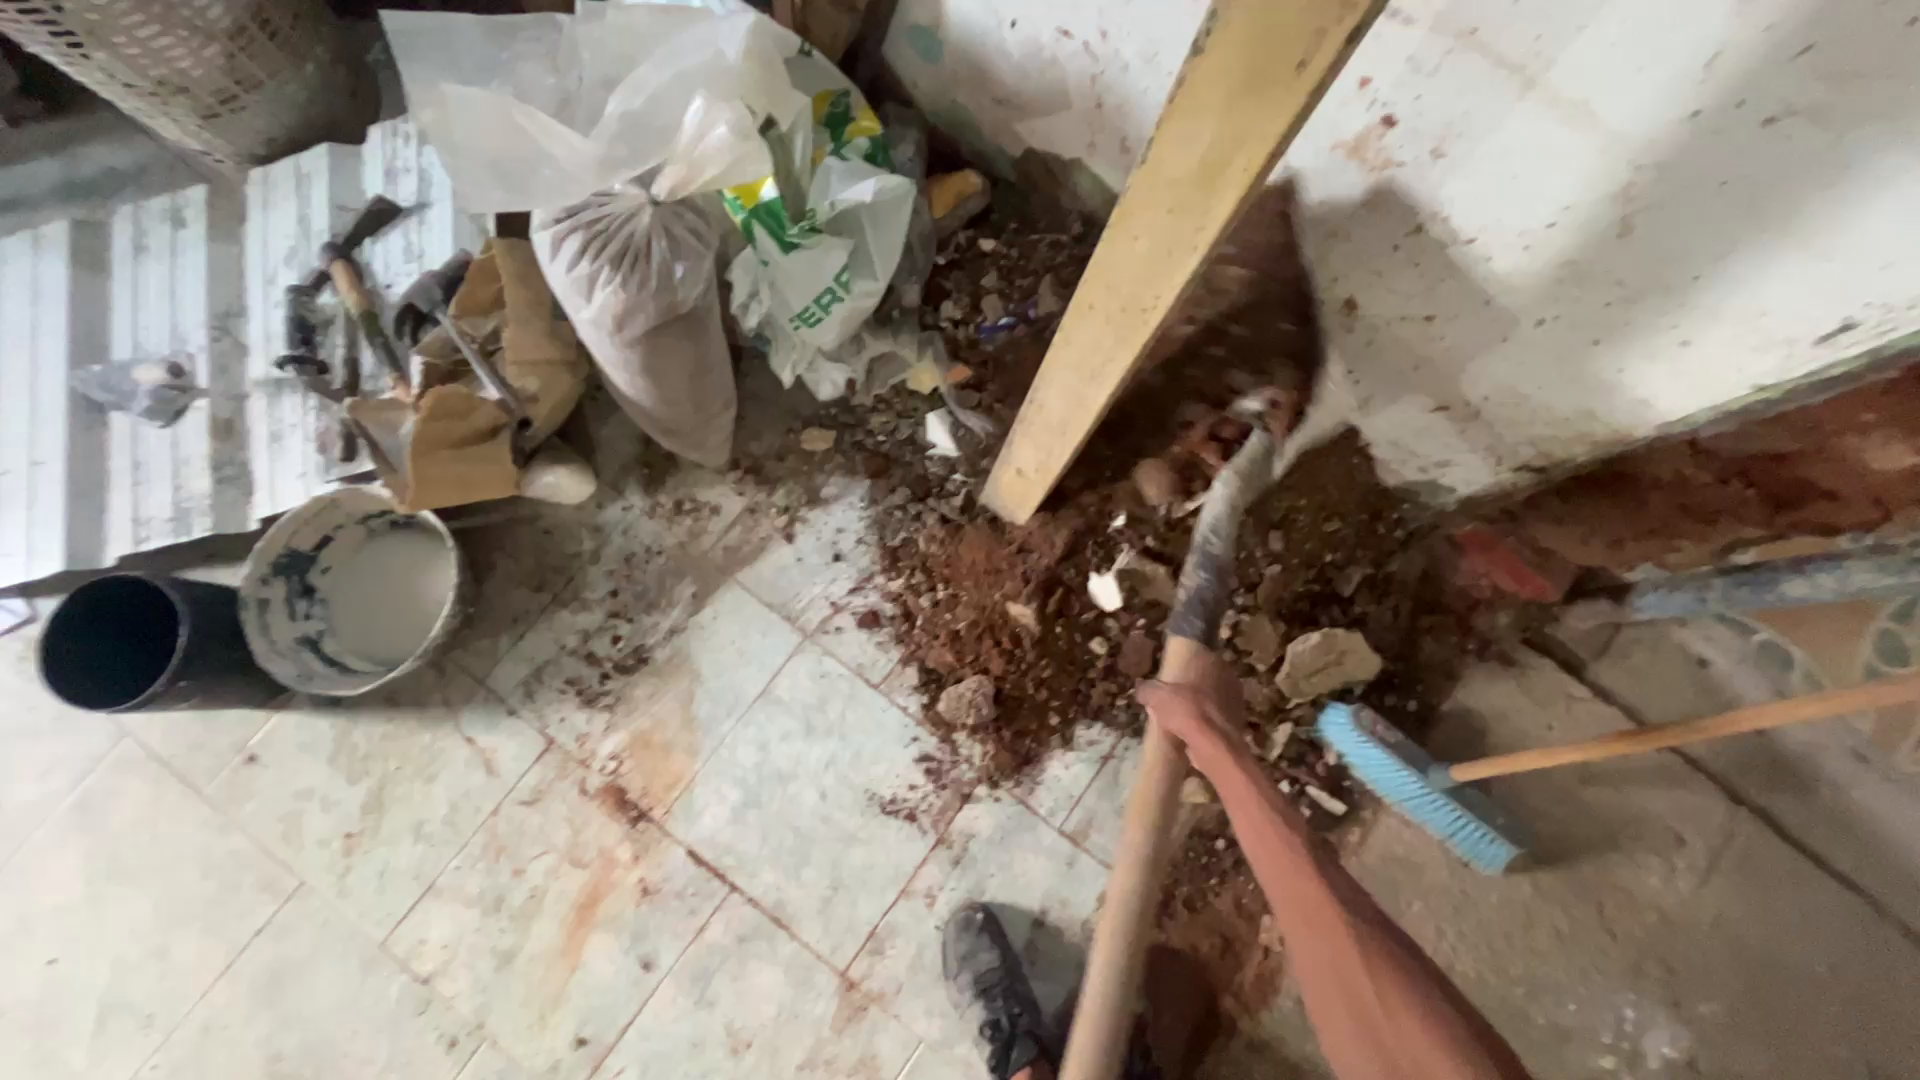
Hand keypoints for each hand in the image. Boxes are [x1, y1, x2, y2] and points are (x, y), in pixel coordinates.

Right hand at [1135, 653, 1250, 770]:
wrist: (1213, 746)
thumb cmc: (1186, 711)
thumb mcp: (1156, 696)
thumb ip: (1147, 689)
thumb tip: (1140, 686)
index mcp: (1215, 665)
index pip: (1197, 660)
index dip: (1181, 670)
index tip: (1167, 679)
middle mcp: (1230, 682)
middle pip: (1204, 683)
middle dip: (1187, 691)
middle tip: (1168, 701)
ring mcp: (1236, 706)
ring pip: (1209, 704)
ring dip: (1195, 711)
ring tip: (1174, 721)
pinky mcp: (1235, 728)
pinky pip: (1212, 723)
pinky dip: (1201, 728)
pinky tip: (1186, 735)